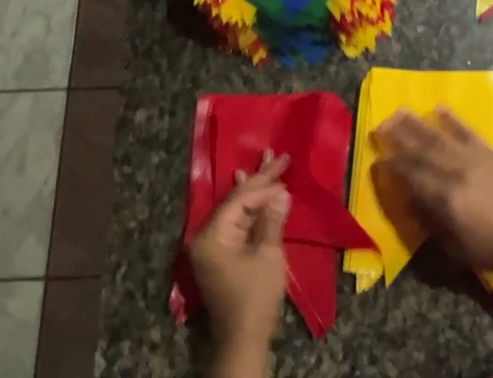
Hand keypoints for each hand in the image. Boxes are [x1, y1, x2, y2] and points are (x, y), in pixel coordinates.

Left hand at [189, 151, 290, 350]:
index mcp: (212, 235)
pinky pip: (236, 223)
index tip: (286, 170)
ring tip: (265, 163)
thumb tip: (281, 192)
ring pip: (237, 210)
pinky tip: (254, 194)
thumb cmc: (255, 296)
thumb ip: (272, 220)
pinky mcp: (222, 256)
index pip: (240, 200)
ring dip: (254, 190)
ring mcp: (212, 247)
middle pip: (236, 200)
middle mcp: (207, 236)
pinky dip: (249, 209)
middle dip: (259, 179)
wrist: (243, 338)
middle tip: (277, 154)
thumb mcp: (268, 255)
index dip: (264, 186)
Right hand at [373, 108, 492, 276]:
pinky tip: (439, 108)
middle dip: (398, 137)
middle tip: (379, 125)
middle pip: (421, 151)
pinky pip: (466, 132)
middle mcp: (455, 172)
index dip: (393, 167)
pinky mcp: (489, 152)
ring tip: (399, 111)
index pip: (412, 176)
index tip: (376, 159)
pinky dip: (452, 119)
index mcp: (445, 198)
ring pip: (439, 137)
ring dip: (417, 123)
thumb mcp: (459, 248)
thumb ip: (433, 223)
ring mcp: (473, 158)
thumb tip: (411, 201)